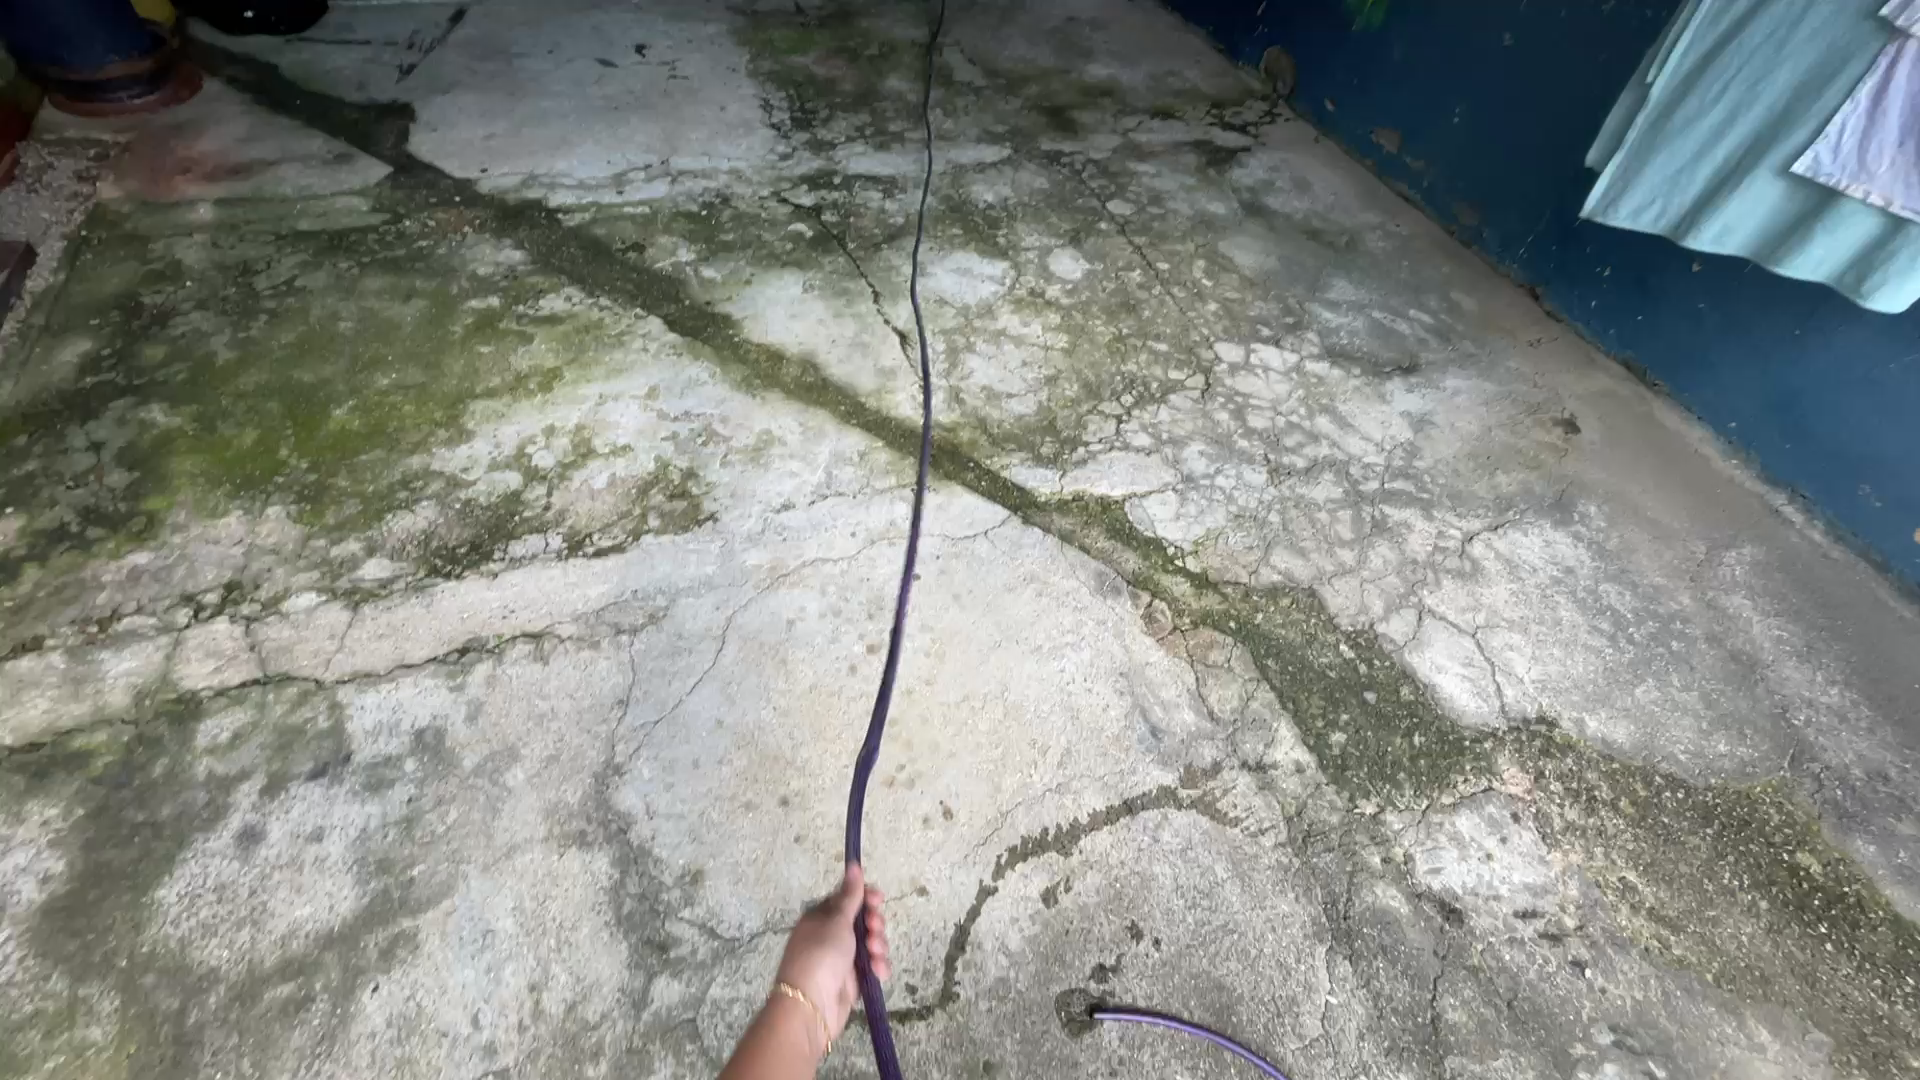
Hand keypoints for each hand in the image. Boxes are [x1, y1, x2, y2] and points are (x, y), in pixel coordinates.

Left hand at [773, 863, 889, 1044]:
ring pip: (870, 943)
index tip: (878, 899)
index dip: (866, 897)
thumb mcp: (837, 920)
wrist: (810, 1007)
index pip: (849, 899)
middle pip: (862, 920)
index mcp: (822, 917)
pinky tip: (879, 971)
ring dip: (878, 945)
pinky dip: (878, 966)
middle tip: (875, 928)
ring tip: (875, 954)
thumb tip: (853, 863)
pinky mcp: (852, 980)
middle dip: (874, 923)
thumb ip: (850, 894)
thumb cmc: (821, 954)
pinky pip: (872, 966)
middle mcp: (831, 935)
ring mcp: (842, 958)